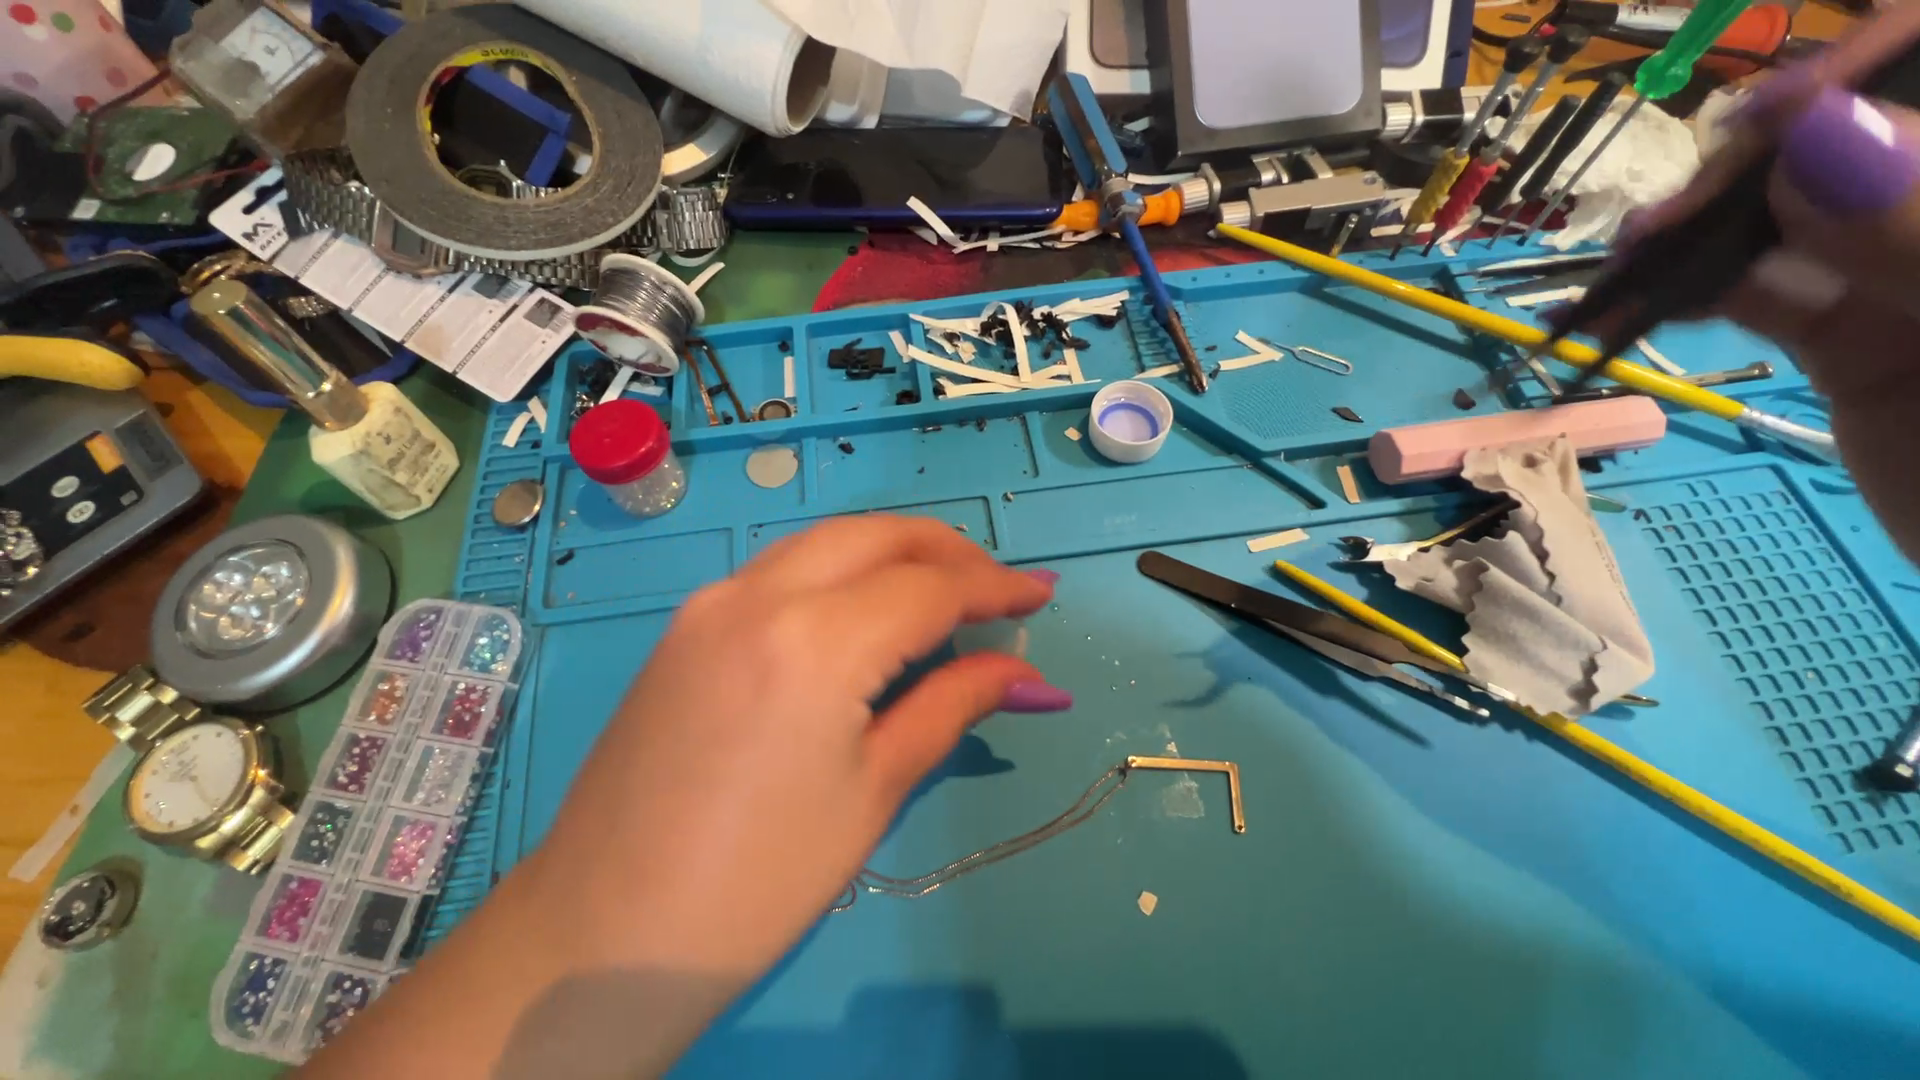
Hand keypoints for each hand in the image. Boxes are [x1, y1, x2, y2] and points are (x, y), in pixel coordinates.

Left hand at [302, 517, 1067, 1078]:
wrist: (606, 930)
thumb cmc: (760, 880)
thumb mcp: (874, 789)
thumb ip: (952, 706)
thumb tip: (1030, 677)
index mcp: (814, 640)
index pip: (927, 588)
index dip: (993, 588)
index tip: (1041, 595)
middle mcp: (757, 595)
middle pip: (875, 536)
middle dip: (946, 550)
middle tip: (997, 587)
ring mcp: (710, 603)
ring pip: (823, 543)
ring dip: (891, 551)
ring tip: (943, 590)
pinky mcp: (685, 625)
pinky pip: (780, 570)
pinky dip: (839, 571)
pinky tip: (865, 610)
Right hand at [1617, 2, 1919, 556]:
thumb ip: (1919, 232)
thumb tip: (1811, 128)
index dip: (1863, 70)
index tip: (1765, 119)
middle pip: (1855, 139)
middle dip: (1759, 160)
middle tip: (1670, 215)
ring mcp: (1908, 269)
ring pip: (1798, 217)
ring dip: (1706, 230)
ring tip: (1628, 259)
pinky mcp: (1855, 336)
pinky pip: (1770, 294)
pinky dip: (1696, 294)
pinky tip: (1638, 300)